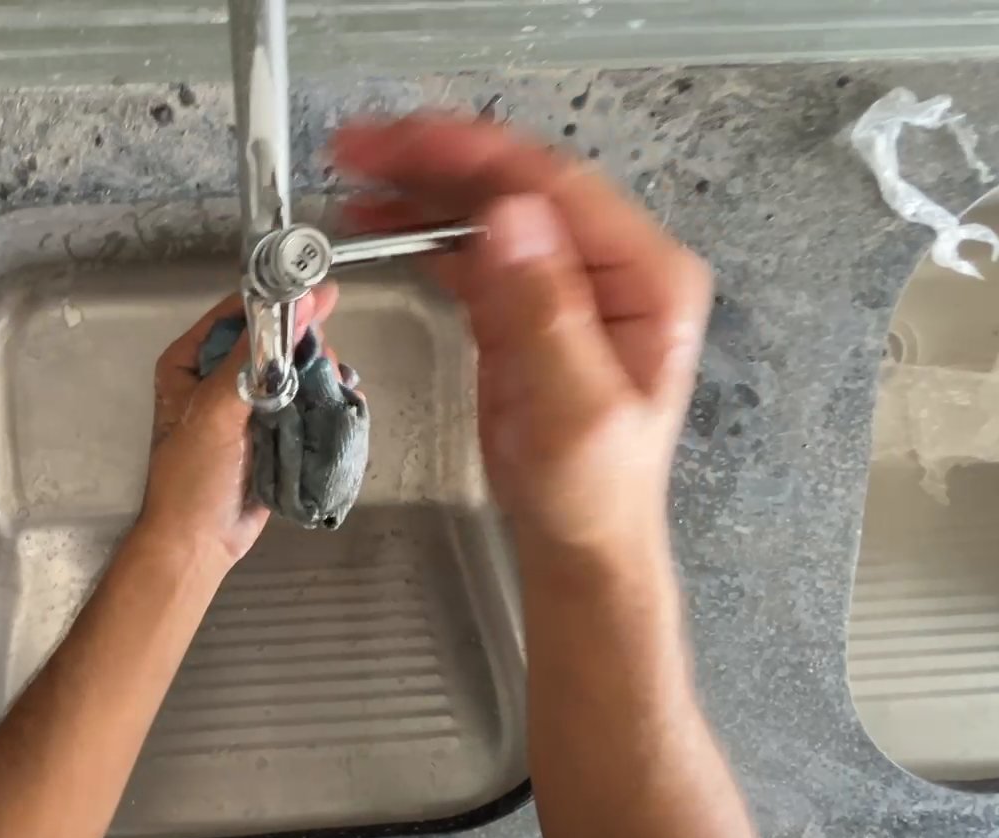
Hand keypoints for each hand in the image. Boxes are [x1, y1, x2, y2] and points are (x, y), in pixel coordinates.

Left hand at [139, 286, 340, 569]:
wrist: (200, 541)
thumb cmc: (193, 477)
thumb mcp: (215, 408)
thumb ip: (254, 356)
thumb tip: (300, 304)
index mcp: (190, 362)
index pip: (237, 314)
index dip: (276, 303)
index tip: (319, 297)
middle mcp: (218, 378)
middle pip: (271, 340)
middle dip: (302, 345)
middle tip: (323, 358)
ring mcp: (246, 406)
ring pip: (292, 371)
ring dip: (317, 374)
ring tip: (336, 382)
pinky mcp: (270, 431)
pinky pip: (301, 403)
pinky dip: (321, 400)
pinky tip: (341, 399)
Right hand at [334, 115, 711, 559]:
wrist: (577, 534)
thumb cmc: (592, 488)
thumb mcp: (576, 410)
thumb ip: (546, 315)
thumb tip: (510, 222)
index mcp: (639, 278)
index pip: (552, 189)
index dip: (473, 158)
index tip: (403, 143)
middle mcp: (602, 269)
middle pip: (512, 189)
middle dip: (435, 163)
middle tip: (362, 150)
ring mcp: (557, 287)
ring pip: (484, 218)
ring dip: (421, 195)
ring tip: (359, 179)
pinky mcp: (517, 313)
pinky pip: (469, 259)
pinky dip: (424, 239)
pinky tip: (387, 227)